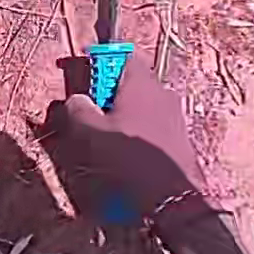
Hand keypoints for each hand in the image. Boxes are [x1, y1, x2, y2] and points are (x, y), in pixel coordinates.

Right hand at [43, 54, 204, 217]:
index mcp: (141, 84)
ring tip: (100, 130)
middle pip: (130, 80)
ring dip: (119, 109)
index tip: (83, 62)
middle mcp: (162, 93)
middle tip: (87, 103)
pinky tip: (120, 147)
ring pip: (140, 102)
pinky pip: (149, 120)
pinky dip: (132, 125)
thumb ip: (78, 109)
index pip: (123, 55)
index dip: (100, 56)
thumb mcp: (91, 132)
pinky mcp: (178, 137)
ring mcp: (174, 115)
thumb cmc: (128, 157)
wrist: (172, 198)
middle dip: (107, 88)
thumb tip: (76, 99)